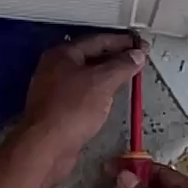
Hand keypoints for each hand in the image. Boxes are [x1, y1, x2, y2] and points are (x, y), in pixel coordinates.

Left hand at [17, 33, 146, 180]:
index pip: (98, 40)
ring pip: (88, 76)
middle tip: (139, 60)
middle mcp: (55, 67)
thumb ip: (122, 66)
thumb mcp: (102, 82)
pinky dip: (100, 91)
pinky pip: (84, 93)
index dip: (122, 41)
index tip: (142, 45)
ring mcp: (55, 89)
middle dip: (117, 58)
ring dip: (109, 75)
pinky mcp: (58, 109)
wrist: (46, 147)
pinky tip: (112, 97)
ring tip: (130, 77)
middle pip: (91, 56)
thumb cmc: (72, 108)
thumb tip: (137, 55)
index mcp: (63, 54)